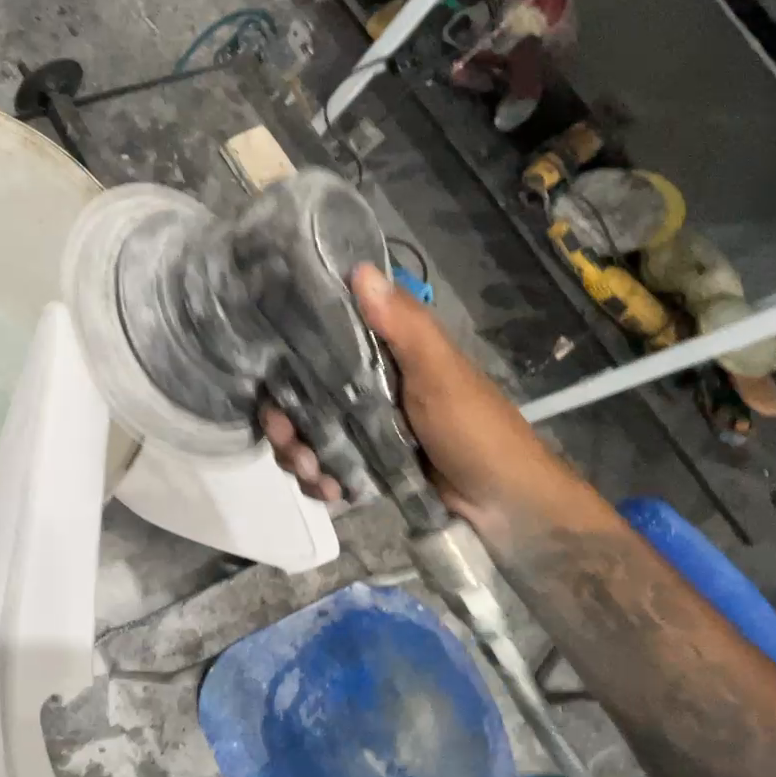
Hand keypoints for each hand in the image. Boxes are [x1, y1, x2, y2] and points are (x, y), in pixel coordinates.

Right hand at [261, 263, 585, 540]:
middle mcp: (366, 393)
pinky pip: (324, 472)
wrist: (508, 507)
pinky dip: (319, 483)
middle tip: (288, 442)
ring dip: (299, 458)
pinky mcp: (365, 470)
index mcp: (383, 361)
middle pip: (301, 401)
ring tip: (316, 475)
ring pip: (307, 439)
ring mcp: (364, 434)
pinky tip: (332, 491)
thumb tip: (360, 269)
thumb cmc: (477, 432)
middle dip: (285, 424)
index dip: (286, 365)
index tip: (267, 383)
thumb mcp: (441, 374)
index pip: (318, 350)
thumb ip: (403, 327)